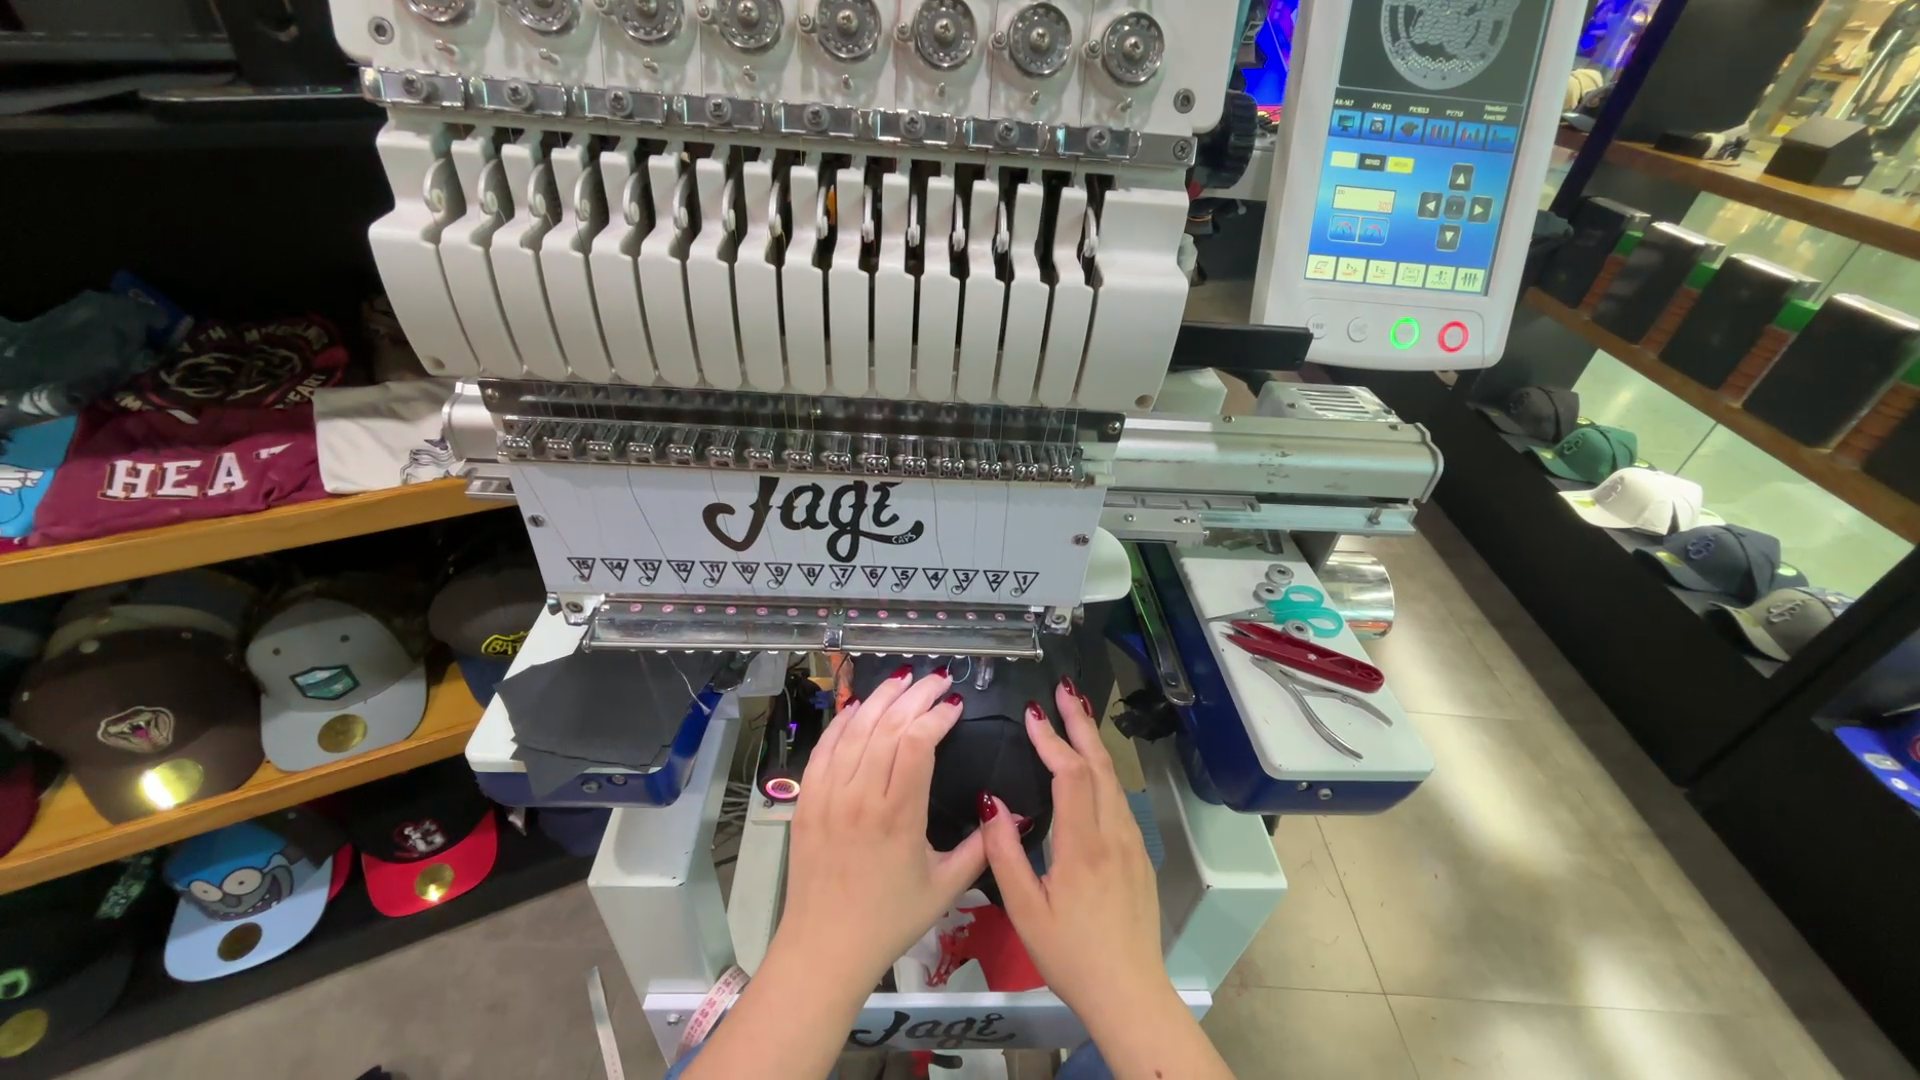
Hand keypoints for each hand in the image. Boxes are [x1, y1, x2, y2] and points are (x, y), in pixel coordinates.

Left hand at [771, 665, 986, 989]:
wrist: (825, 948)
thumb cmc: (889, 920)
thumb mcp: (945, 888)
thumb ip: (981, 847)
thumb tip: (1013, 814)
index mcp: (898, 815)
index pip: (918, 743)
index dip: (938, 715)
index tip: (957, 706)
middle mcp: (860, 797)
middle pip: (888, 726)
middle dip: (916, 696)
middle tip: (938, 680)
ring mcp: (828, 796)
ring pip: (855, 730)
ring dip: (880, 699)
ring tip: (903, 680)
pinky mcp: (806, 802)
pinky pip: (823, 750)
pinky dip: (841, 723)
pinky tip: (857, 709)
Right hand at [980, 680, 1171, 1027]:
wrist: (1130, 992)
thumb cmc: (1070, 954)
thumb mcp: (1024, 910)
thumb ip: (1004, 853)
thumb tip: (991, 802)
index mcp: (1083, 845)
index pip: (1070, 775)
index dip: (1052, 739)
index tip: (1032, 713)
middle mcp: (1114, 835)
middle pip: (1100, 765)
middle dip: (1081, 723)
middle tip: (1064, 690)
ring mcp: (1133, 844)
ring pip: (1113, 780)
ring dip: (1093, 744)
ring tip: (1075, 717)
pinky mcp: (1140, 857)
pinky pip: (1119, 800)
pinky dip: (1102, 771)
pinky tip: (1090, 771)